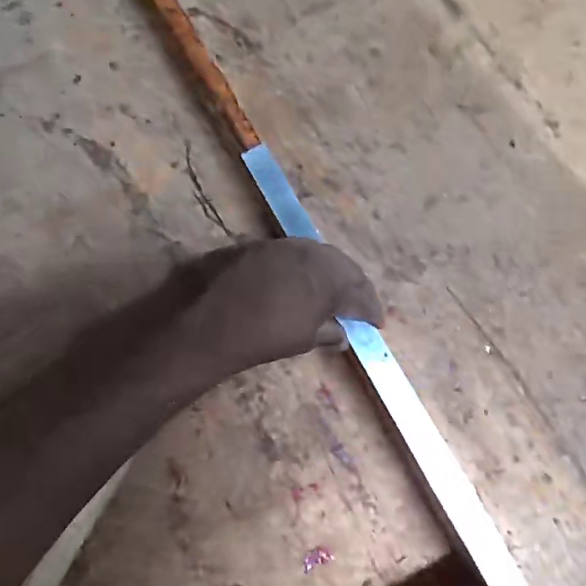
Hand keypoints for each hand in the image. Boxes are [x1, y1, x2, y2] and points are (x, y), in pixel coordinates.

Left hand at [178, 239, 383, 376]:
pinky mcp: (255, 245)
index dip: (371, 309)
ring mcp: (281, 245)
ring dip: (326, 272)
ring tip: (329, 290)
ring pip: (315, 254)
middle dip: (353, 285)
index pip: (360, 292)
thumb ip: (328, 332)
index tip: (377, 323)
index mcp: (329, 276)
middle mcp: (310, 253)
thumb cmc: (264, 337)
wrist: (208, 323)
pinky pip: (288, 254)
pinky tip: (295, 281)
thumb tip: (341, 333)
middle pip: (341, 266)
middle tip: (358, 303)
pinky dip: (300, 268)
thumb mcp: (303, 340)